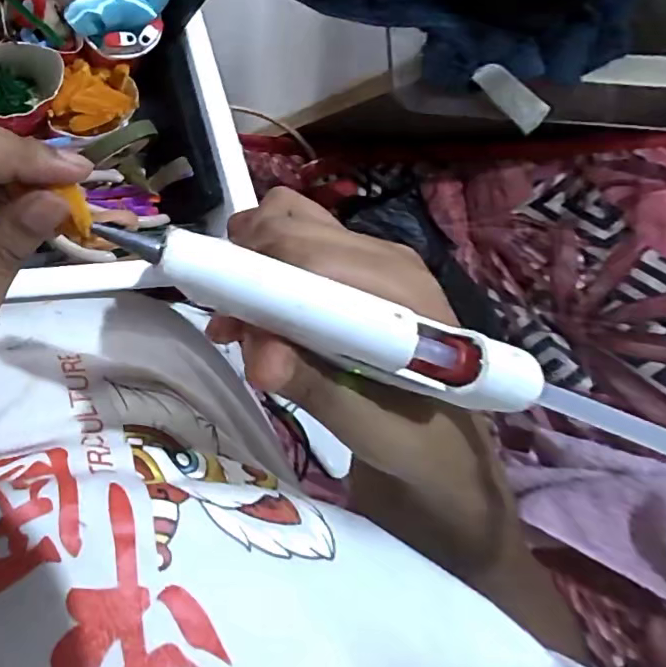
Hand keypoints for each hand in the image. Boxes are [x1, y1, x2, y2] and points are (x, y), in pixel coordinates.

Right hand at [207, 188, 514, 566]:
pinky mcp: (347, 261)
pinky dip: (256, 260)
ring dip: (246, 258)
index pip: (312, 254)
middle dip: (245, 266)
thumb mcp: (365, 425)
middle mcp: (383, 257)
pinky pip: (289, 234)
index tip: (230, 322)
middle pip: (290, 226)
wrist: (437, 448)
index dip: (259, 277)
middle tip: (227, 325)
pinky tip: (248, 312)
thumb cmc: (412, 440)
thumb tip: (259, 361)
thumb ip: (313, 386)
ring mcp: (366, 254)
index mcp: (400, 290)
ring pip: (286, 218)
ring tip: (234, 318)